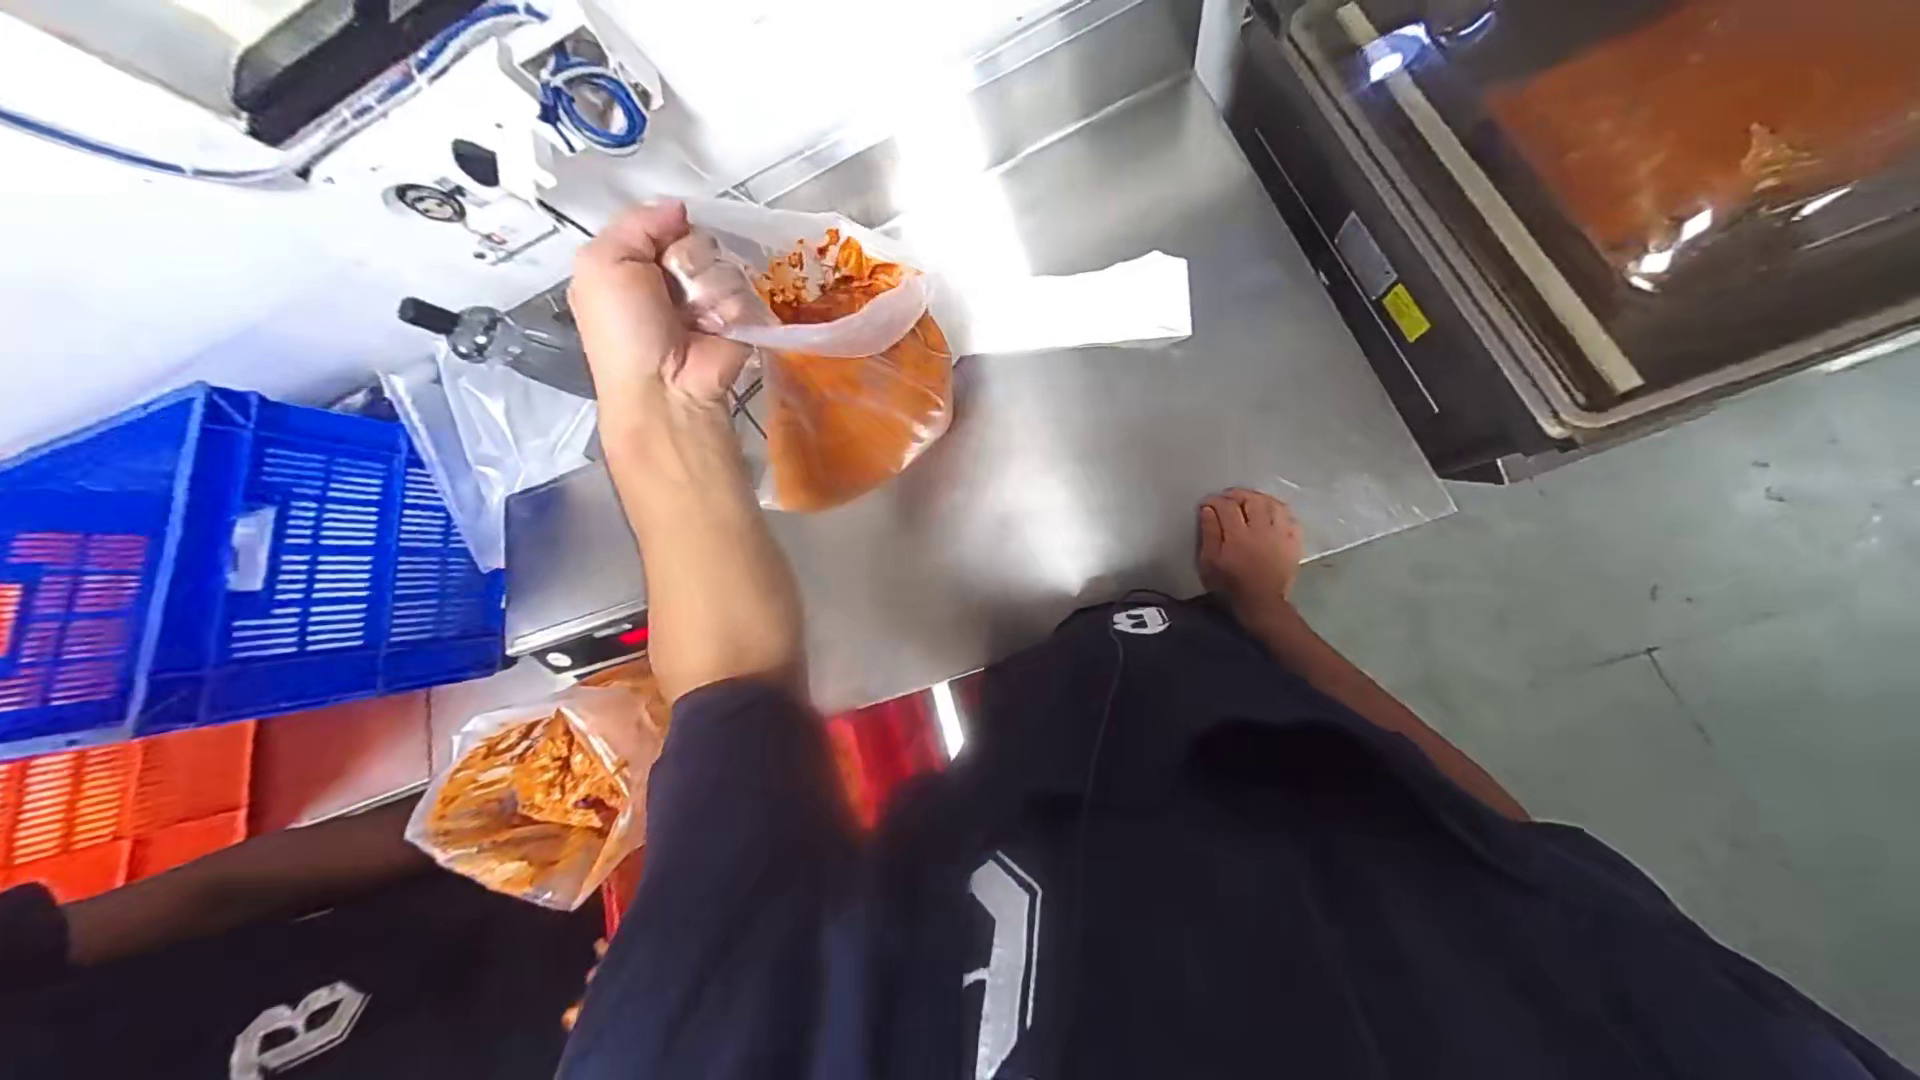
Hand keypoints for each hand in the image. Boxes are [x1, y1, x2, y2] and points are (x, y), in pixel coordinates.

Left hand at [568, 200, 757, 411]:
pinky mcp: (743, 319)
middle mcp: (677, 278)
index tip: (656, 250)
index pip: (666, 221)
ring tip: (693, 322)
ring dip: (707, 292)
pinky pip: (746, 293)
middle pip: (700, 238)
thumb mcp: (602, 262)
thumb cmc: (625, 331)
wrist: (664, 386)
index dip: (664, 229)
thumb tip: (679, 208)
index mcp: (639, 262)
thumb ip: (635, 222)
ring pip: (726, 265)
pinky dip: (729, 312)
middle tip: (670, 294)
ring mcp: (712, 299)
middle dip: (687, 261)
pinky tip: (714, 332)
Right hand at [1198, 488, 1304, 616]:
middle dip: (1238, 494)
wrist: (1261, 601)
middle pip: (1252, 500)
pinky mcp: (1293, 540)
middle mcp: (1261, 528)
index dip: (1215, 500)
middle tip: (1228, 498)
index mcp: (1238, 534)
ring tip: (1249, 500)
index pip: (1227, 506)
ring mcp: (1280, 533)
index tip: (1207, 504)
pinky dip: (1279, 509)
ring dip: (1259, 498)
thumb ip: (1209, 533)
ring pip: (1272, 504)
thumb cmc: (1230, 583)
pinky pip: (1289, 516)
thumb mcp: (1209, 561)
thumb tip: (1208, 509)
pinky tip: (1271, 511)